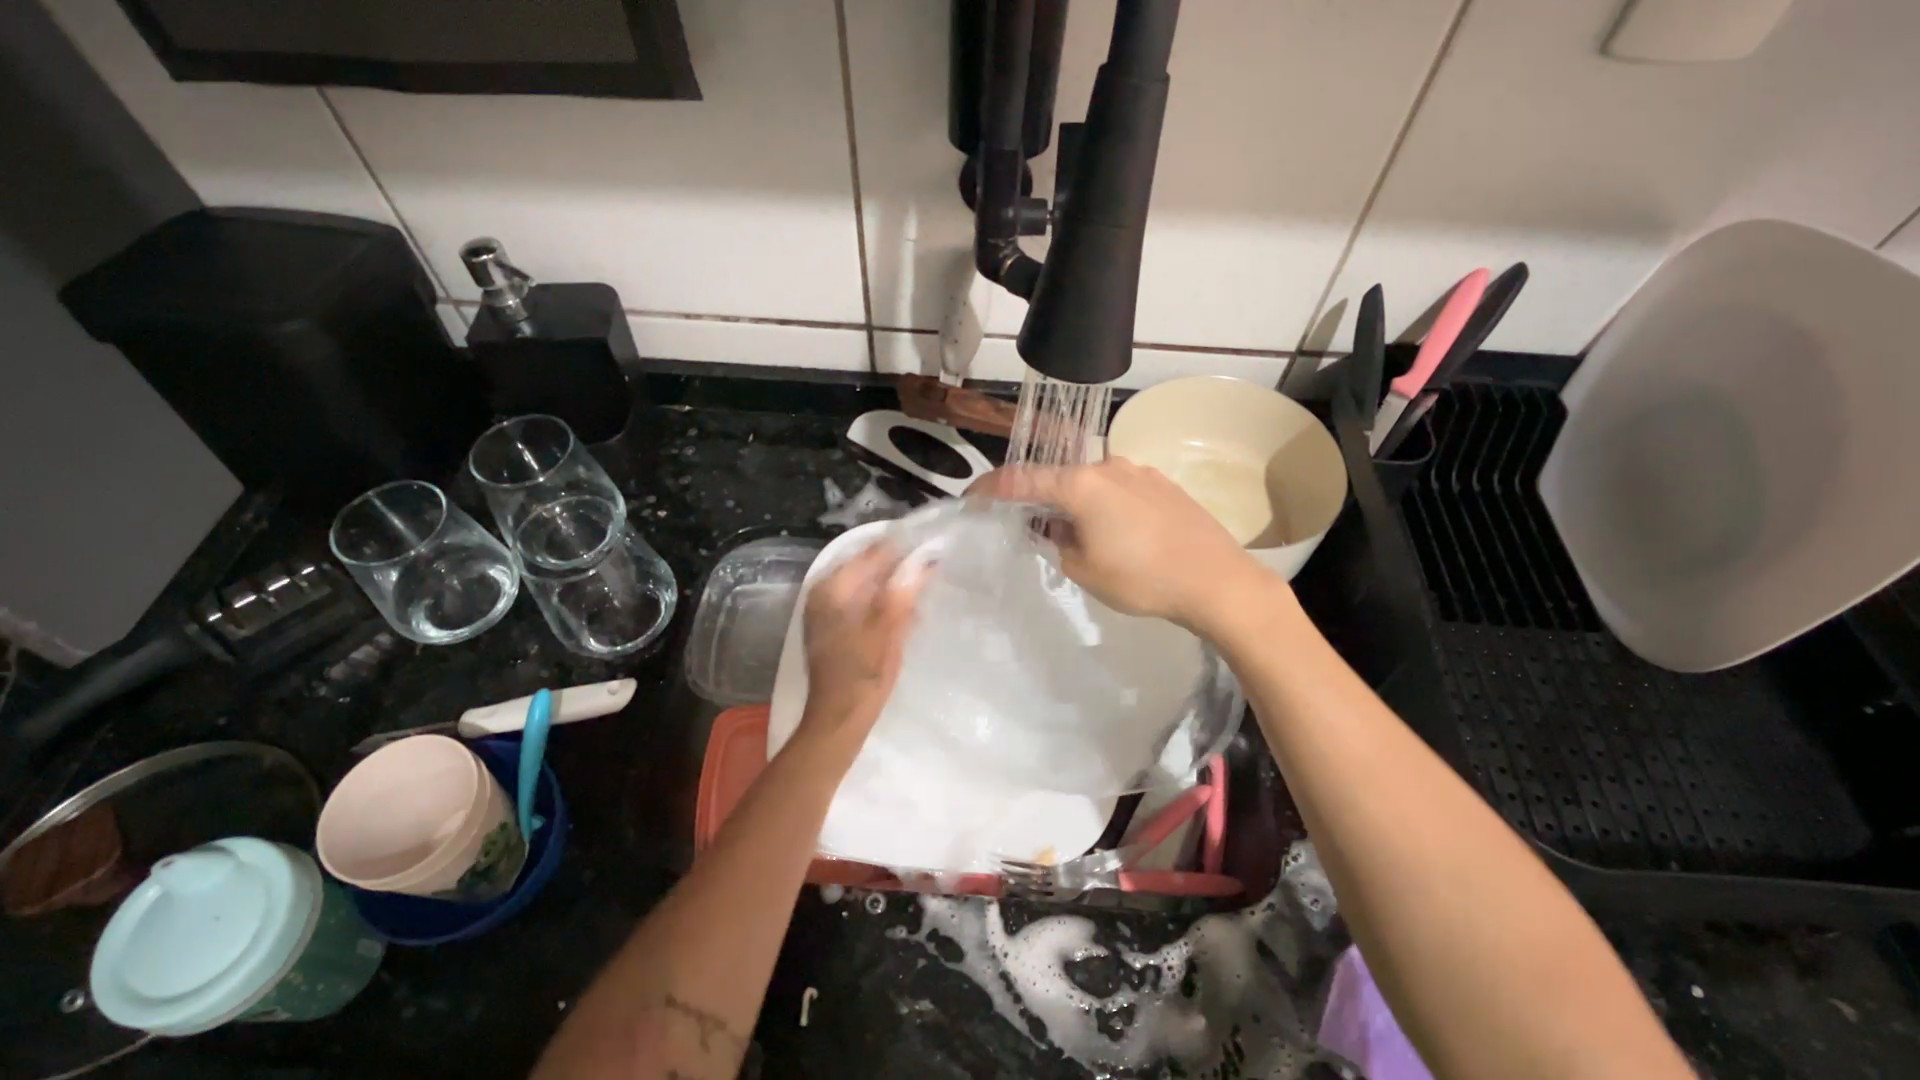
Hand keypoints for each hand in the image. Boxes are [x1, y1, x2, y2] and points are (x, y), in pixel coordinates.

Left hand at [797, 541, 925, 751]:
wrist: (838, 722)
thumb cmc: (863, 676)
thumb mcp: (888, 631)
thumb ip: (903, 591)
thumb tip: (924, 559)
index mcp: (832, 588)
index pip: (873, 553)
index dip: (904, 549)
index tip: (934, 547)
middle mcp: (824, 593)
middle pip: (868, 567)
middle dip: (900, 567)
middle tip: (934, 566)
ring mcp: (826, 612)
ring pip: (867, 586)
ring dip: (894, 586)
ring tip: (926, 586)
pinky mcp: (834, 629)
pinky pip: (863, 603)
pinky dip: (884, 604)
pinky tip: (907, 613)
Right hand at [970, 459, 1274, 629]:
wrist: (1216, 580)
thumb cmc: (1142, 578)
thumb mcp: (1083, 569)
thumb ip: (1056, 542)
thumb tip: (1051, 527)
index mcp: (1081, 484)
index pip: (1022, 479)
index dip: (991, 488)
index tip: (971, 498)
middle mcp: (1108, 466)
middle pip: (1059, 478)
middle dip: (1040, 500)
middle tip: (1028, 526)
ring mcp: (1140, 472)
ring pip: (1091, 484)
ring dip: (1075, 504)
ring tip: (1077, 537)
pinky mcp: (1163, 485)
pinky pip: (1119, 490)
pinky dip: (1104, 507)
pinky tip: (1115, 535)